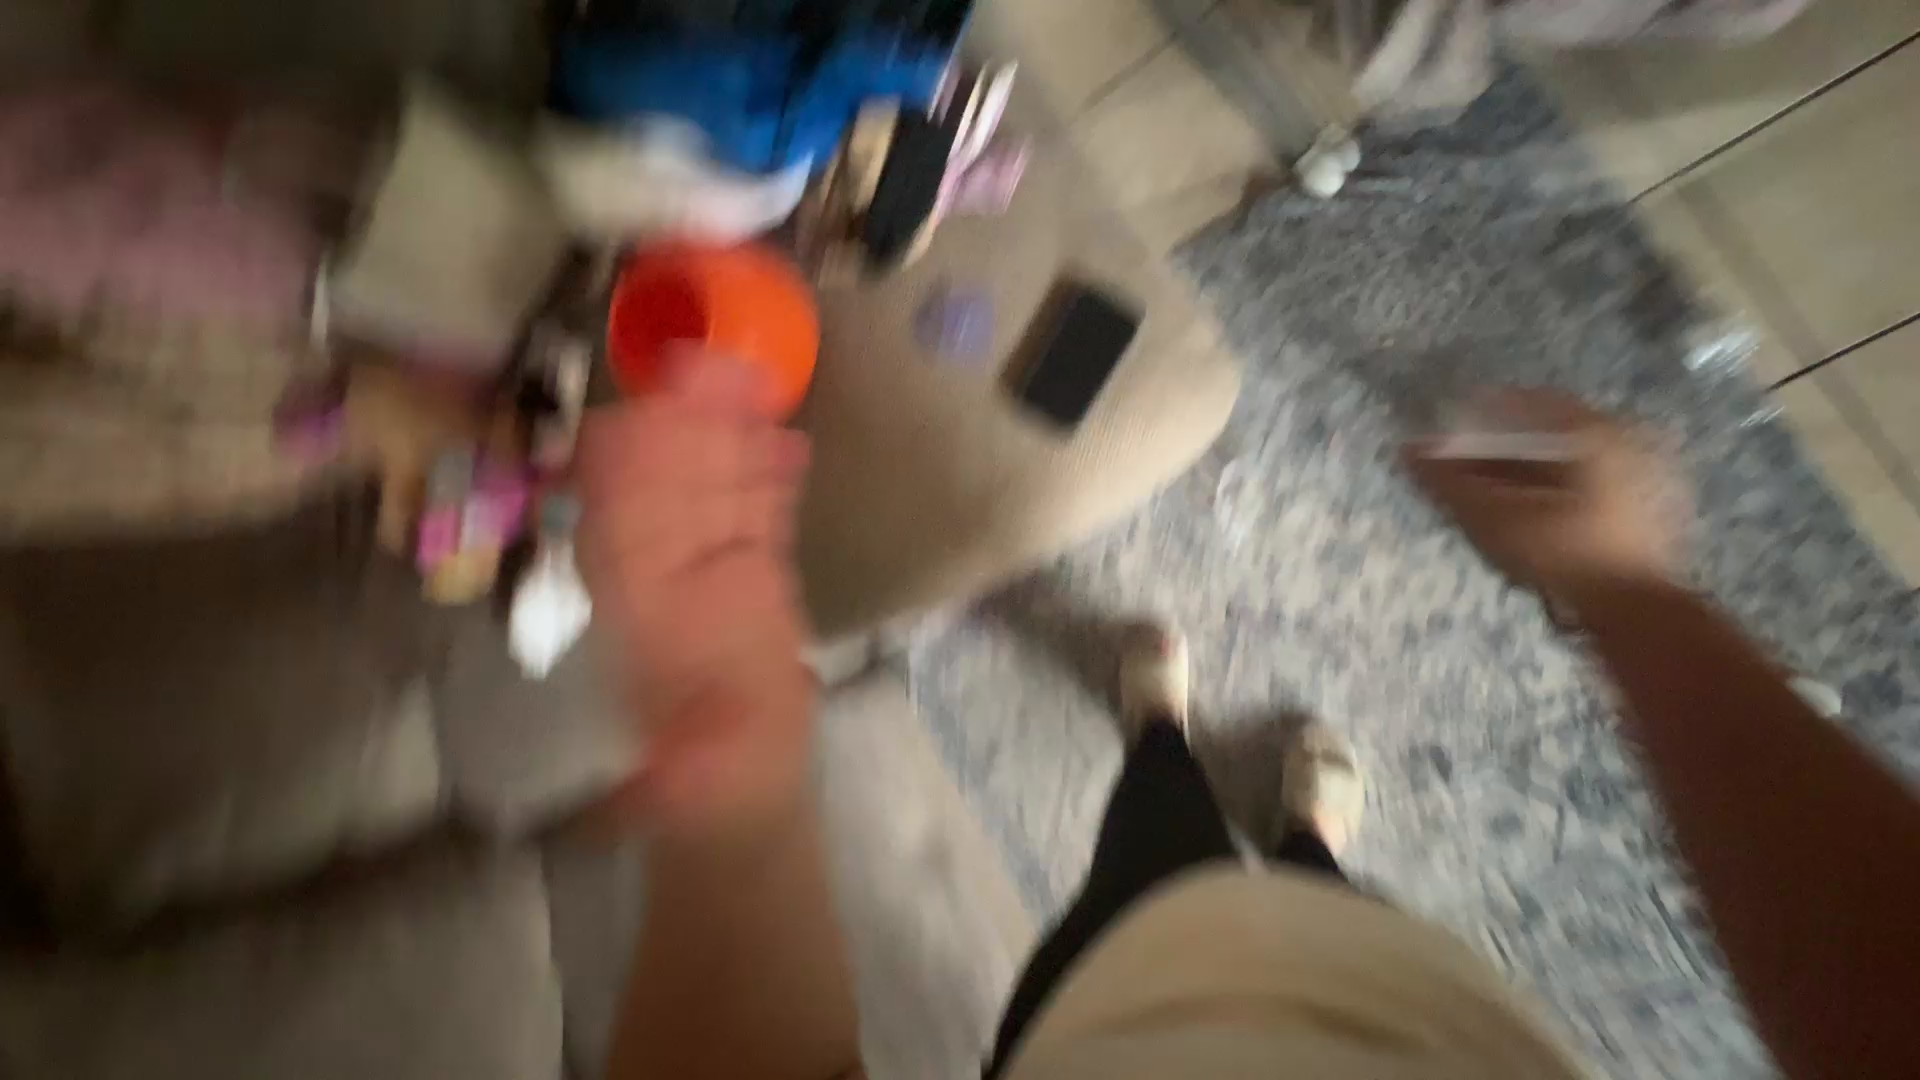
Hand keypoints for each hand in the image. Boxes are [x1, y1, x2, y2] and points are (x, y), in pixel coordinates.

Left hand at [577, 357, 813, 838]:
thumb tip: (650, 724)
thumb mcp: (685, 775)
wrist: (743, 785)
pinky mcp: (758, 577)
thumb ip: (674, 747)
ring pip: (721, 494)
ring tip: (754, 386)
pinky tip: (784, 443)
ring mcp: (717, 572)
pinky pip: (759, 519)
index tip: (648, 406)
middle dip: (692, 428)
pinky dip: (770, 481)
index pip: (629, 522)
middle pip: (677, 490)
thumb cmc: (710, 781)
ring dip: (735, 441)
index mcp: (641, 609)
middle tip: (712, 364)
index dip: (635, 462)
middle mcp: (671, 576)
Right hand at [1403, 389, 1689, 597]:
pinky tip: (1523, 512)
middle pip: (1545, 431)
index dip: (1477, 414)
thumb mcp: (1490, 516)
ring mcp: (1645, 473)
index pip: (1523, 402)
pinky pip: (1586, 481)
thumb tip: (1407, 450)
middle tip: (1460, 467)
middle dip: (1497, 447)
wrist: (1634, 609)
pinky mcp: (1647, 504)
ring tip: (1484, 492)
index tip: (1445, 432)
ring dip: (1521, 470)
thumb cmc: (1560, 552)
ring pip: (1565, 459)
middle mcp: (1627, 440)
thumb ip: (1446, 480)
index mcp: (1594, 431)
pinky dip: (1548, 488)